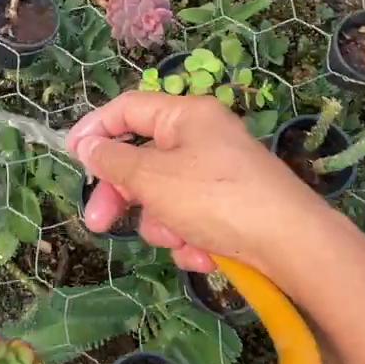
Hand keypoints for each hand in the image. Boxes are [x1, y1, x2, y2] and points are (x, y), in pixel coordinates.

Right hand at [66, 91, 338, 280]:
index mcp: (186, 116)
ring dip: (162, 224)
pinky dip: (189, 238)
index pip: (127, 109)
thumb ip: (112, 161)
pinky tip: (204, 254)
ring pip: (163, 196)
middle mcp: (202, 140)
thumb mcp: (152, 177)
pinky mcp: (230, 209)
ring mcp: (217, 175)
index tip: (71, 156)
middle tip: (97, 222)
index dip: (94, 129)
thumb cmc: (216, 198)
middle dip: (122, 195)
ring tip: (180, 240)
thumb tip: (87, 147)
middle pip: (141, 160)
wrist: (293, 246)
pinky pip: (190, 218)